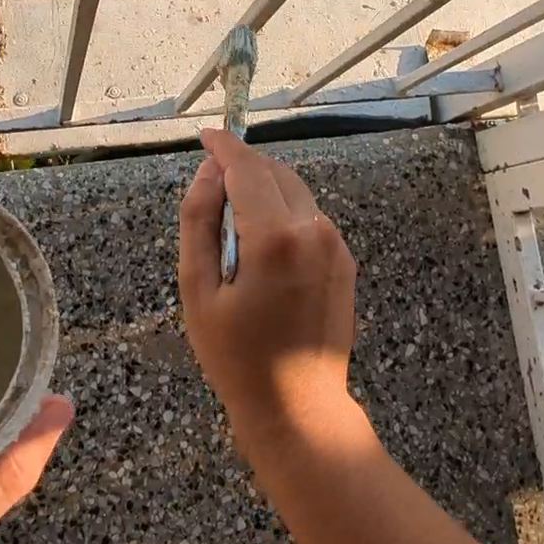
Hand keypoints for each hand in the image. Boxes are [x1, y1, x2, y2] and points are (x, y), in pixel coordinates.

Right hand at [178, 129, 359, 450]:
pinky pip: (308, 216)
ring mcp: (336, 244)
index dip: (224, 146)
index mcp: (275, 237)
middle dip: (242, 167)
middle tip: (211, 187)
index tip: (205, 135)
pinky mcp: (345, 258)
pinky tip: (262, 246)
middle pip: (273, 172)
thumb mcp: (198, 289)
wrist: (300, 408)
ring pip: (293, 191)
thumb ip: (200, 220)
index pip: (247, 167)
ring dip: (263, 189)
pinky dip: (282, 212)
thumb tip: (210, 170)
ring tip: (233, 225)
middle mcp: (314, 229)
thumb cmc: (237, 356)